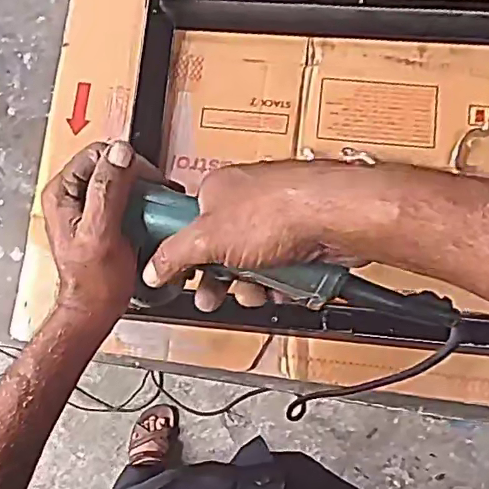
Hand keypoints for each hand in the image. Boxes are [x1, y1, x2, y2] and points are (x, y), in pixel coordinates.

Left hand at [42, 141, 162, 326]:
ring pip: (119, 180)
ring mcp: (87, 208)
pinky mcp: (102, 219)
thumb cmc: (93, 282)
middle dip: (138, 176)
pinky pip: (124, 199)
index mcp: (62, 193)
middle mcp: (71, 196)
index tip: (147, 179)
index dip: (126, 162)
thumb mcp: (101, 232)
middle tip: (157, 192)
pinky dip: (141, 203)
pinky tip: (152, 215)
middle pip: (110, 164)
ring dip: (142, 189)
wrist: (95, 308)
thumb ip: (108, 191)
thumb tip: (119, 154)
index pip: (97, 154)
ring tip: (158, 203)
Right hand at [142, 161, 392, 302]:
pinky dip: (279, 283)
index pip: (186, 226)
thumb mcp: (209, 238)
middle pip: (219, 251)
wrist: (336, 217)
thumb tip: (152, 269)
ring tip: (256, 291)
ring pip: (251, 265)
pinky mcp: (300, 240)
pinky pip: (279, 269)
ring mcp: (275, 221)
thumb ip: (175, 255)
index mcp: (217, 190)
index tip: (179, 277)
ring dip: (251, 286)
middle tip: (212, 297)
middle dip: (218, 280)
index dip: (183, 256)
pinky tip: (282, 287)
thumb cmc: (281, 209)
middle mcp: (246, 202)